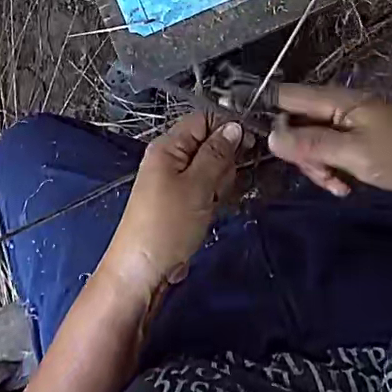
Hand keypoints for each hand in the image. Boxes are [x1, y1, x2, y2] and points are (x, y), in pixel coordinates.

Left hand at [98, 111, 241, 298]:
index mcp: (168, 146)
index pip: (204, 119)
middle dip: (224, 163)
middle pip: (211, 144)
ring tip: (211, 204)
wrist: (141, 271)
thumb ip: (218, 154)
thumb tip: (235, 126)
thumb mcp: (197, 186)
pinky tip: (211, 213)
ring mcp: (175, 181)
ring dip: (220, 185)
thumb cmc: (166, 225)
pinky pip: (206, 190)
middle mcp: (171, 158)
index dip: (228, 128)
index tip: (250, 145)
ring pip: (212, 169)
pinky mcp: (181, 202)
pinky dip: (213, 199)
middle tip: (218, 186)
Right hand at [267, 84, 391, 203]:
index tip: (253, 137)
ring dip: (317, 165)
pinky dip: (333, 168)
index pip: (286, 96)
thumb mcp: (353, 152)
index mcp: (336, 99)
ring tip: (337, 185)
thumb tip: (269, 137)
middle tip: (317, 175)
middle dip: (300, 151)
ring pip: (314, 141)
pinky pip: (332, 152)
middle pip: (298, 123)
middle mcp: (339, 107)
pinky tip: (345, 186)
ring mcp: (351, 124)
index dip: (267, 112)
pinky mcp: (361, 141)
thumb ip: (310, 144)